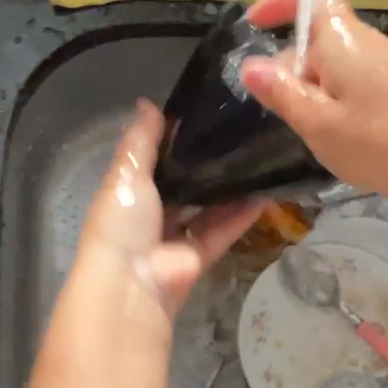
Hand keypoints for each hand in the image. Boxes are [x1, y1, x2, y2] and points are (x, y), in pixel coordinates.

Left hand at [73, 100, 259, 324]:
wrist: (131, 284)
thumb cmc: (121, 222)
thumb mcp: (126, 173)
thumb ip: (142, 141)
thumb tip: (149, 103)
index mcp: (125, 194)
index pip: (150, 163)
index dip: (171, 143)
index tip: (200, 119)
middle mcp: (149, 216)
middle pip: (181, 188)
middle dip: (204, 168)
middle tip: (236, 137)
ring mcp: (174, 239)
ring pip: (206, 210)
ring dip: (228, 191)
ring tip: (257, 159)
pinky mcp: (198, 258)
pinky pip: (222, 232)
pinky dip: (241, 216)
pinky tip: (265, 193)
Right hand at [238, 0, 387, 210]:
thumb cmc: (373, 142)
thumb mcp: (314, 121)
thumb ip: (280, 91)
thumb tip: (249, 65)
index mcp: (342, 38)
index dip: (279, 1)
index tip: (253, 24)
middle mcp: (363, 41)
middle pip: (315, 34)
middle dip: (288, 62)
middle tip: (277, 104)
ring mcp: (379, 63)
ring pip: (328, 61)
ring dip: (307, 85)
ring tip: (306, 125)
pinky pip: (345, 78)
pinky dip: (327, 95)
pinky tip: (329, 130)